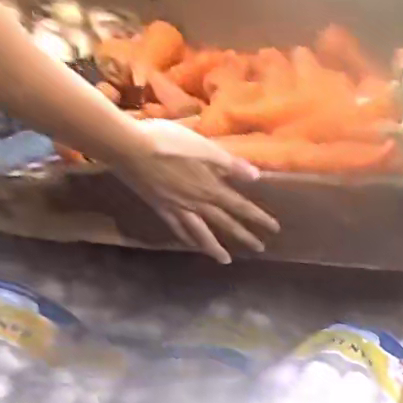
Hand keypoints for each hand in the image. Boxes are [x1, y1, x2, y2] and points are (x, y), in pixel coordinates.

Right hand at [105, 119, 279, 263]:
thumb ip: (229, 164)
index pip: (241, 206)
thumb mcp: (202, 147)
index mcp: (211, 188)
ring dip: (215, 248)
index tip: (275, 229)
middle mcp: (197, 203)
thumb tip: (256, 176)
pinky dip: (187, 238)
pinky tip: (190, 244)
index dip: (259, 218)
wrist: (127, 147)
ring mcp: (178, 208)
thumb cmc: (166, 141)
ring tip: (226, 261)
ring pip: (201, 234)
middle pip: (225, 223)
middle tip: (259, 249)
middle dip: (244, 236)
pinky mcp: (160, 208)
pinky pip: (177, 228)